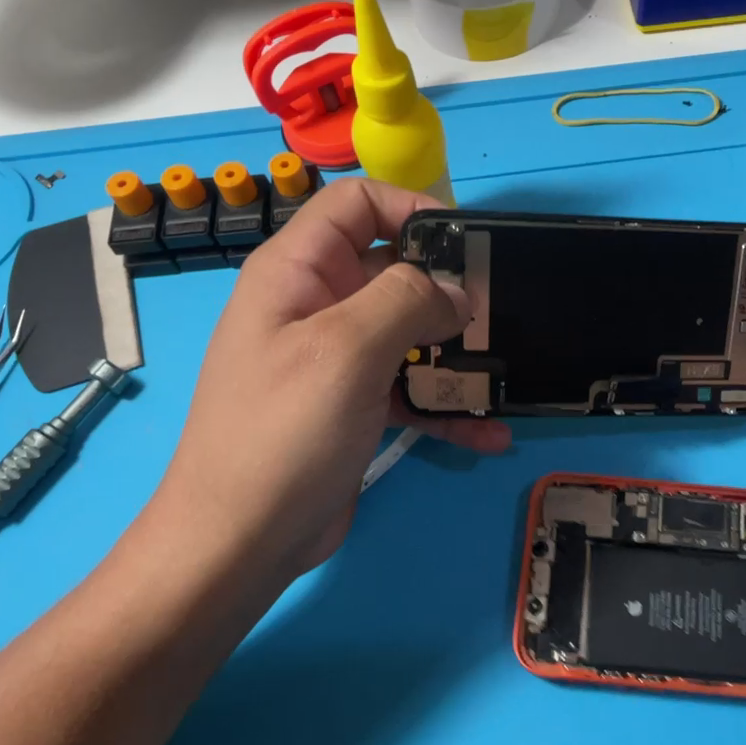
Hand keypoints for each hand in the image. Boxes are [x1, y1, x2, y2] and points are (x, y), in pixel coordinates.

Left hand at [155, 178, 508, 574]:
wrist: (242, 538)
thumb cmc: (283, 432)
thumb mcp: (345, 349)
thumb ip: (407, 301)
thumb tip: (458, 293)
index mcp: (299, 272)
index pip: (358, 205)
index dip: (413, 209)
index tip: (470, 245)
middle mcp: (317, 307)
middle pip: (394, 272)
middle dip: (449, 292)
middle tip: (500, 319)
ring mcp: (337, 362)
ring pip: (409, 336)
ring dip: (456, 357)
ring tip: (503, 378)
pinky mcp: (355, 409)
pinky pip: (409, 393)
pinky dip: (446, 409)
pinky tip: (489, 434)